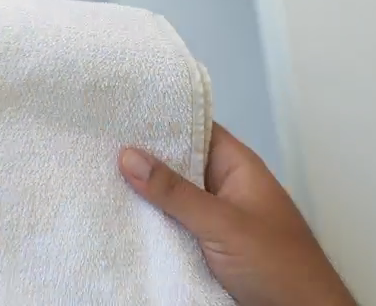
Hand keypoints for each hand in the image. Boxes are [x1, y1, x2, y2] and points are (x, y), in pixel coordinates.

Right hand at [120, 126, 355, 305]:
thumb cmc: (280, 267)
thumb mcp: (223, 224)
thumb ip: (175, 191)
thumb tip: (126, 154)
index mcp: (236, 165)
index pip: (191, 127)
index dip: (157, 117)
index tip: (116, 108)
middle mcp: (223, 185)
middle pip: (176, 161)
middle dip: (141, 154)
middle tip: (95, 141)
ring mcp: (215, 217)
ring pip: (171, 195)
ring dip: (143, 191)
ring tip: (97, 171)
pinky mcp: (207, 248)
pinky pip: (172, 225)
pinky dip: (150, 222)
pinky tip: (119, 214)